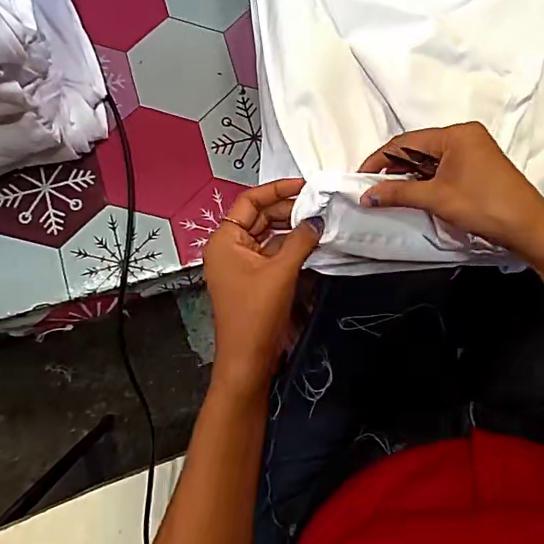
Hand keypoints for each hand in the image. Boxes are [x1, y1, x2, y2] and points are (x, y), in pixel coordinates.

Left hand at [202, 179, 319, 382]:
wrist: (248, 358)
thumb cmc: (256, 314)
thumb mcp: (281, 271)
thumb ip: (300, 240)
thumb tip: (316, 219)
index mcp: (224, 240)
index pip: (250, 201)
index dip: (277, 190)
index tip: (305, 185)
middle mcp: (229, 247)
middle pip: (260, 216)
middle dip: (288, 210)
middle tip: (319, 206)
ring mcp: (241, 263)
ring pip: (268, 234)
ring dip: (291, 228)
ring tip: (319, 221)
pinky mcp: (253, 278)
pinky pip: (272, 252)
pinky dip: (290, 246)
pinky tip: (311, 242)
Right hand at [359, 122, 543, 260]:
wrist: (529, 228)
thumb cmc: (484, 206)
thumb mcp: (436, 198)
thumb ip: (398, 193)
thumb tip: (367, 195)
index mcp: (456, 134)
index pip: (406, 142)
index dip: (379, 159)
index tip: (360, 178)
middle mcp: (465, 136)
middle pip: (417, 149)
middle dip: (393, 168)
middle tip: (372, 188)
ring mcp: (474, 151)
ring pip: (430, 160)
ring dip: (409, 177)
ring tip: (389, 194)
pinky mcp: (479, 168)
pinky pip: (444, 169)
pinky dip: (426, 181)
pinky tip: (414, 195)